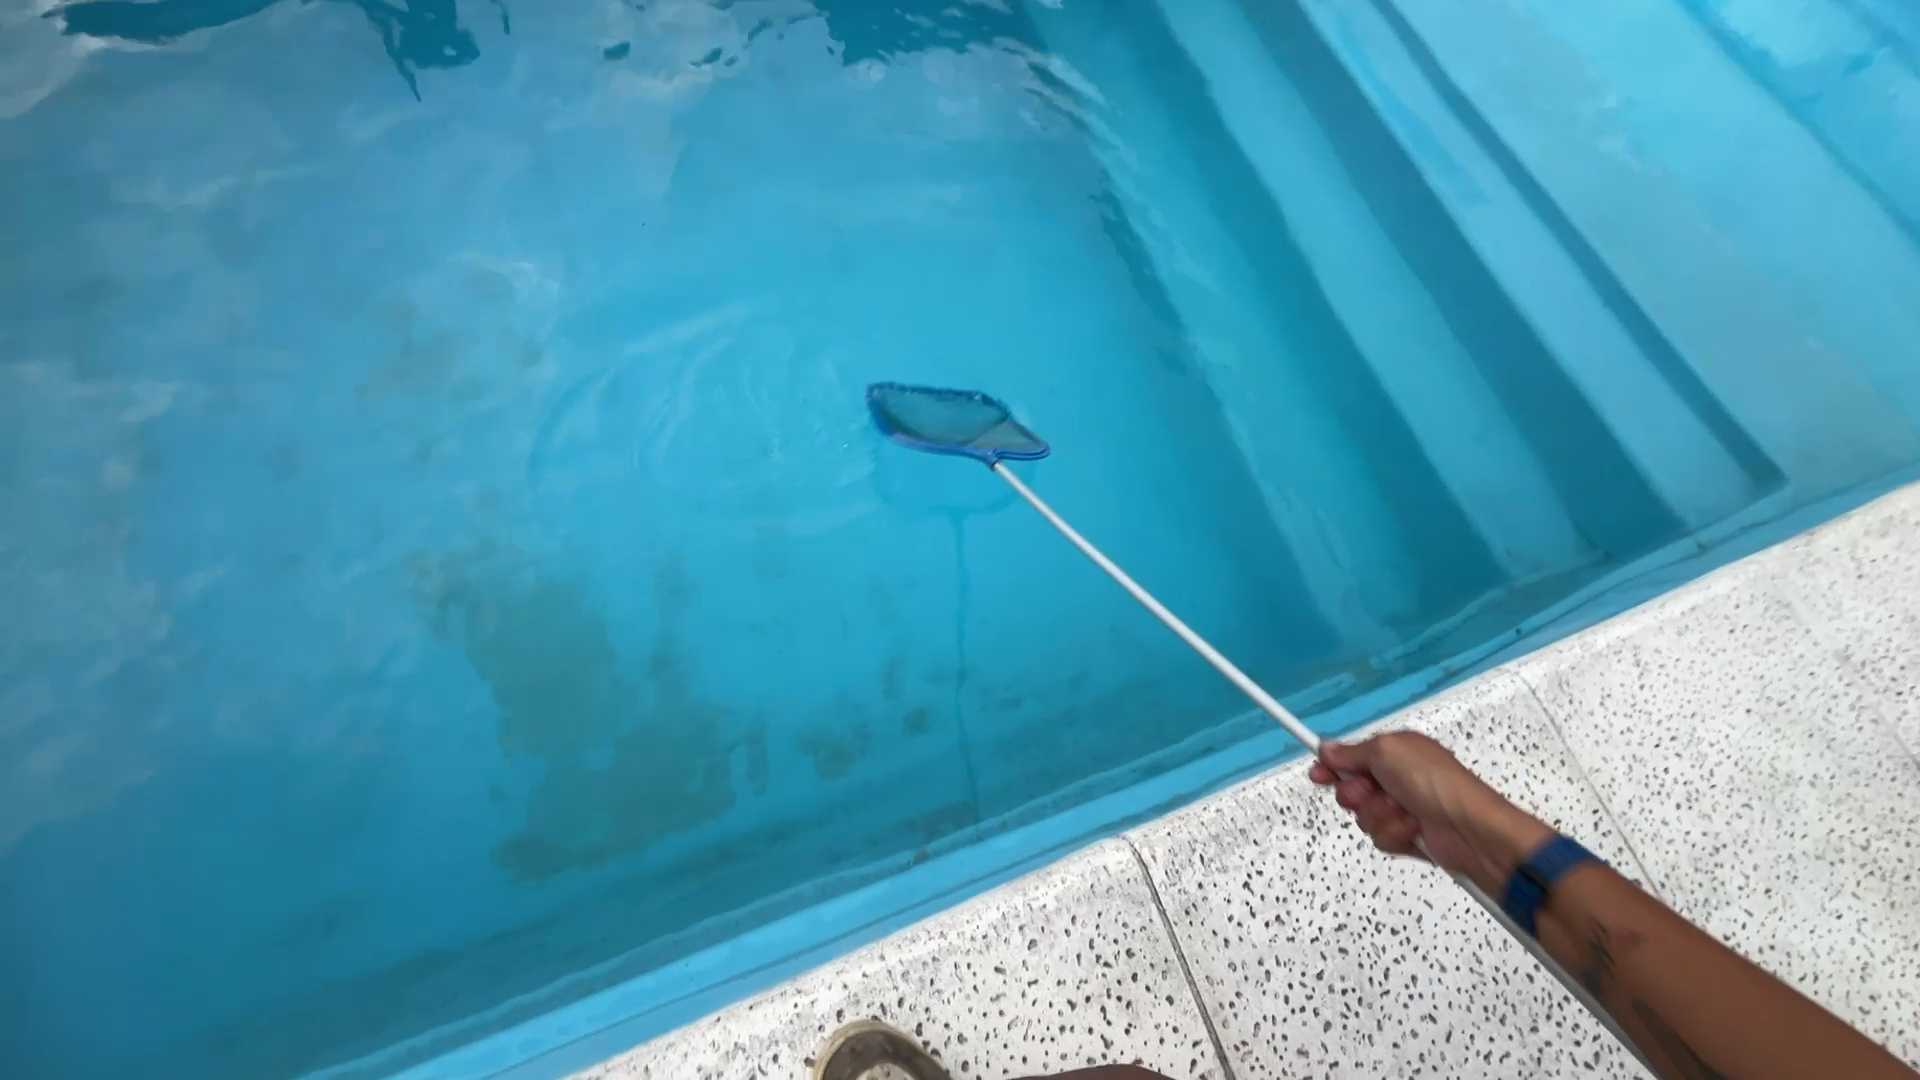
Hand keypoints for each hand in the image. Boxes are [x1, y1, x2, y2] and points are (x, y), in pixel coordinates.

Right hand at [1308, 732, 1553, 892]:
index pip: (1350, 758)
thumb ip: (1350, 752)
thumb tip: (1327, 749)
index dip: (1331, 766)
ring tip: (1404, 813)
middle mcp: (1397, 779)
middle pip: (1351, 788)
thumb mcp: (1386, 751)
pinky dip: (1395, 834)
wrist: (1472, 830)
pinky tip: (1412, 830)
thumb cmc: (1433, 781)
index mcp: (1395, 753)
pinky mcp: (1409, 837)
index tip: (1317, 774)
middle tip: (1371, 793)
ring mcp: (1403, 809)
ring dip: (1380, 815)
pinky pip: (1381, 838)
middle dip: (1357, 794)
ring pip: (1363, 816)